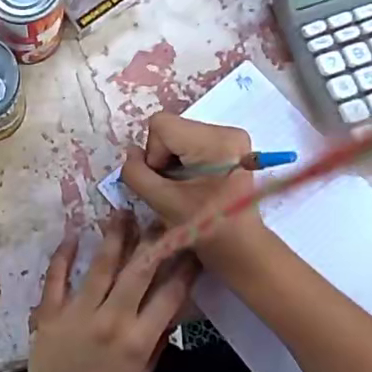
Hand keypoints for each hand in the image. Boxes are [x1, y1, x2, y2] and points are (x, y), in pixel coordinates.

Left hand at [25, 215, 198, 371]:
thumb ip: (158, 338)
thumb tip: (172, 303)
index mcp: (139, 340)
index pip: (170, 293)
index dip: (185, 265)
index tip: (193, 243)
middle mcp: (110, 321)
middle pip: (138, 270)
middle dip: (152, 239)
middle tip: (159, 216)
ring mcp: (76, 314)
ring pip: (100, 266)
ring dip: (113, 236)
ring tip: (121, 211)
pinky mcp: (48, 313)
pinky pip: (56, 277)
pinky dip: (64, 254)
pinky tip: (73, 234)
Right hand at [119, 113, 267, 262]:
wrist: (240, 246)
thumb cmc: (204, 228)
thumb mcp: (162, 201)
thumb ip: (137, 173)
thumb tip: (131, 152)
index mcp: (216, 142)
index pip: (161, 125)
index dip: (153, 153)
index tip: (164, 180)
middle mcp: (227, 131)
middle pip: (170, 128)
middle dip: (162, 157)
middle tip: (173, 186)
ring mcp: (231, 137)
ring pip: (178, 134)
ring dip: (171, 159)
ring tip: (183, 186)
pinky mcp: (231, 145)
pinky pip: (191, 141)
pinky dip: (183, 159)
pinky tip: (193, 181)